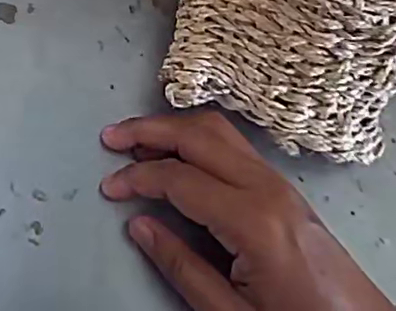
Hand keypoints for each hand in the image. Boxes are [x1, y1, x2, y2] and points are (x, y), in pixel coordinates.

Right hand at [100, 112, 393, 310]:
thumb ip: (183, 268)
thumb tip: (139, 224)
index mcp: (252, 220)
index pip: (179, 178)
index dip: (138, 178)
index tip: (110, 186)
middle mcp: (266, 186)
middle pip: (195, 136)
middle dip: (148, 131)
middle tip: (111, 138)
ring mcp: (278, 181)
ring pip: (215, 130)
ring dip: (172, 128)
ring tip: (137, 138)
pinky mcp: (284, 186)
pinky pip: (232, 143)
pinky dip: (196, 136)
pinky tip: (178, 149)